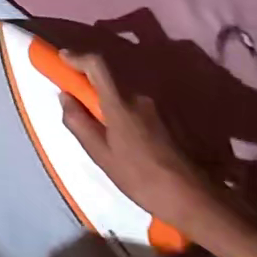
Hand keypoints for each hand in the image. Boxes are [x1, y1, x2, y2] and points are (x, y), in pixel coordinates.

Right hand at [57, 52, 222, 229]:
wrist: (194, 199)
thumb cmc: (140, 177)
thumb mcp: (100, 154)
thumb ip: (78, 122)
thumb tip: (65, 96)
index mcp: (121, 103)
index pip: (98, 65)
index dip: (78, 57)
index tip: (62, 58)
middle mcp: (142, 97)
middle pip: (112, 79)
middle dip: (92, 83)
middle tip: (79, 101)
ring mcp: (160, 107)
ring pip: (126, 94)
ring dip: (110, 100)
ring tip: (104, 127)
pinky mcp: (172, 119)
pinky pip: (139, 106)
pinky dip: (125, 112)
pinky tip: (126, 138)